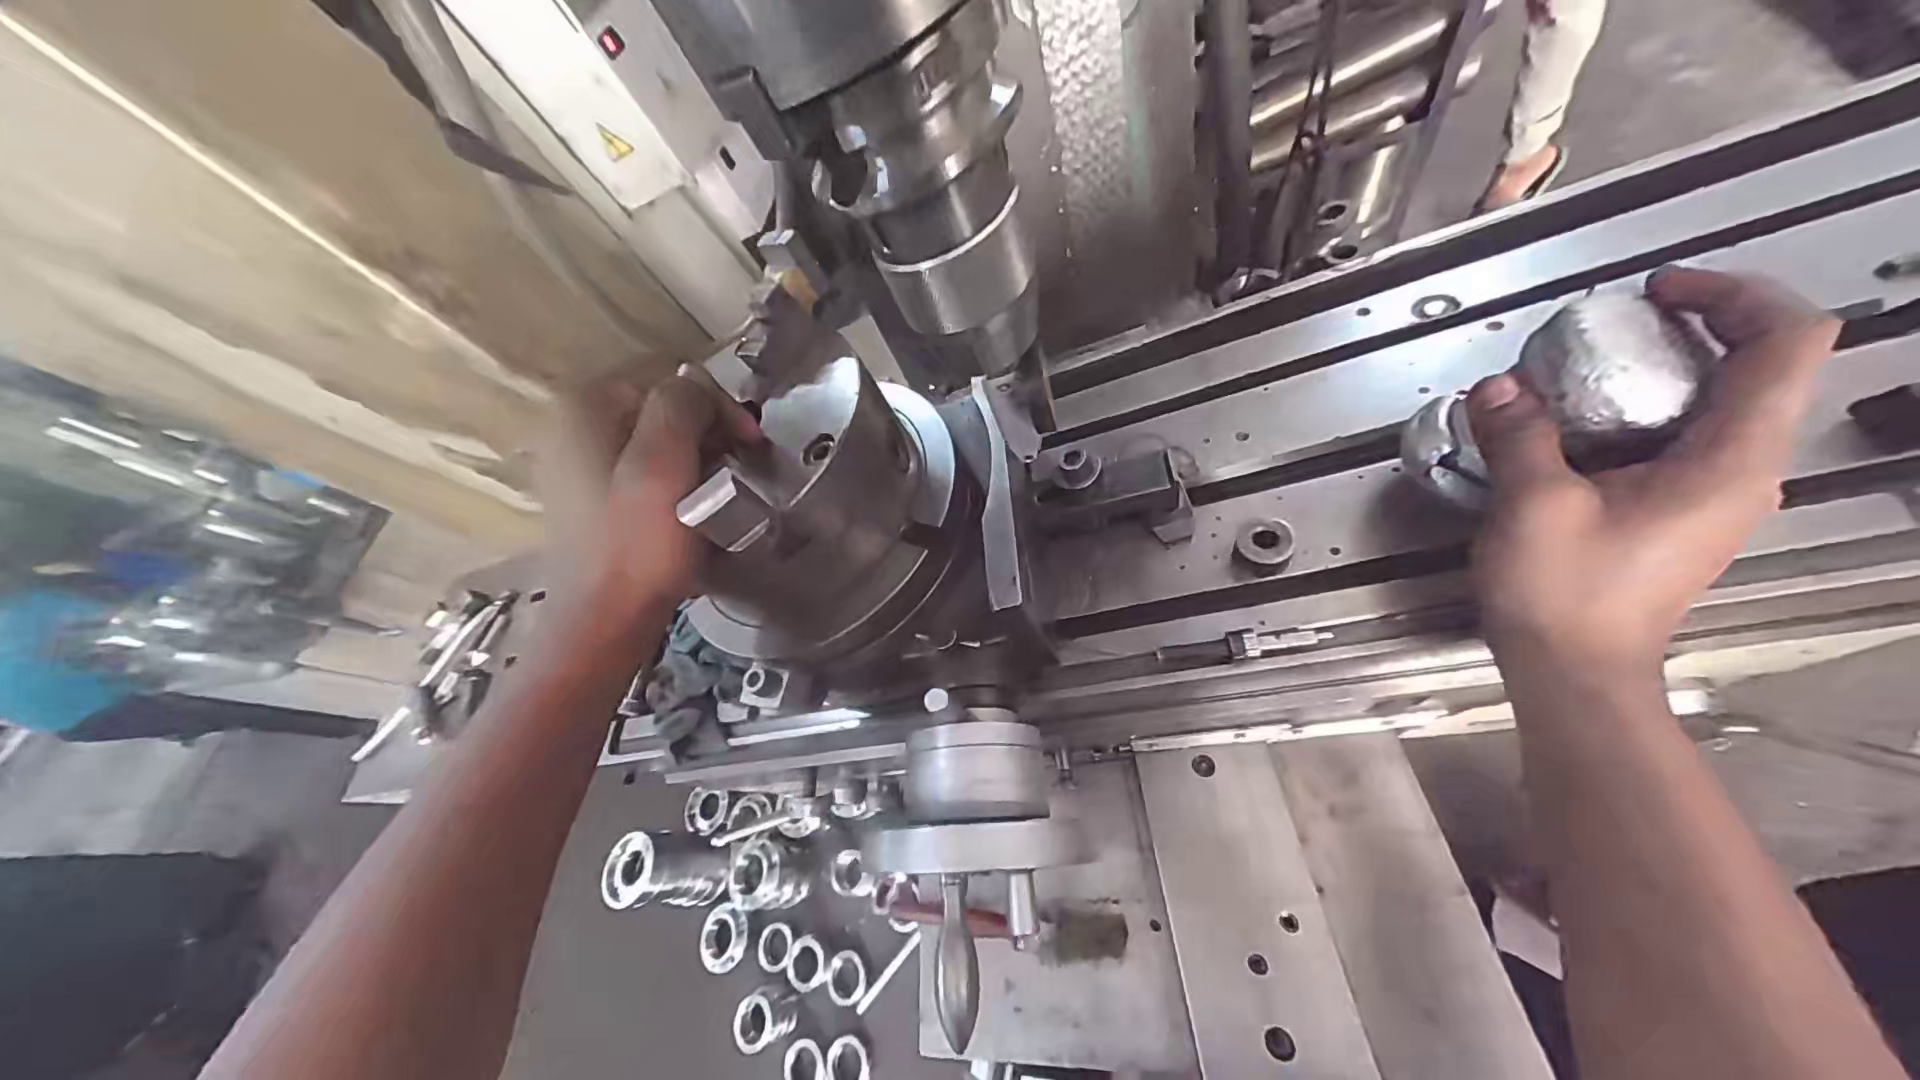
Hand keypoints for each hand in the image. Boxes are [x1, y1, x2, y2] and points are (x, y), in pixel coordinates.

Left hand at [539, 365, 762, 621]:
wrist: (607, 620)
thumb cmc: (639, 545)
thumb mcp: (664, 466)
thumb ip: (682, 407)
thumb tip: (698, 387)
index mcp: (586, 407)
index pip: (670, 377)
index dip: (718, 405)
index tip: (750, 444)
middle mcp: (576, 427)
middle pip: (665, 407)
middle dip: (711, 432)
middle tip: (741, 469)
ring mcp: (583, 465)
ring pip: (661, 441)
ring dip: (701, 458)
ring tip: (723, 492)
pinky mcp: (596, 498)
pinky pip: (650, 471)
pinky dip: (682, 481)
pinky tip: (697, 509)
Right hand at [1468, 268, 1838, 673]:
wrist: (1573, 666)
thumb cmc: (1564, 591)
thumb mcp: (1532, 505)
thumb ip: (1520, 436)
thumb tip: (1499, 386)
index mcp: (1731, 459)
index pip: (1787, 340)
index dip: (1733, 295)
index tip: (1658, 290)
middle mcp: (1743, 470)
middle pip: (1759, 366)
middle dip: (1692, 327)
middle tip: (1611, 322)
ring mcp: (1715, 495)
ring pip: (1718, 404)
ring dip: (1660, 371)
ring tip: (1583, 370)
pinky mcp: (1679, 514)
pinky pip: (1679, 439)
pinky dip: (1638, 413)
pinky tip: (1577, 426)